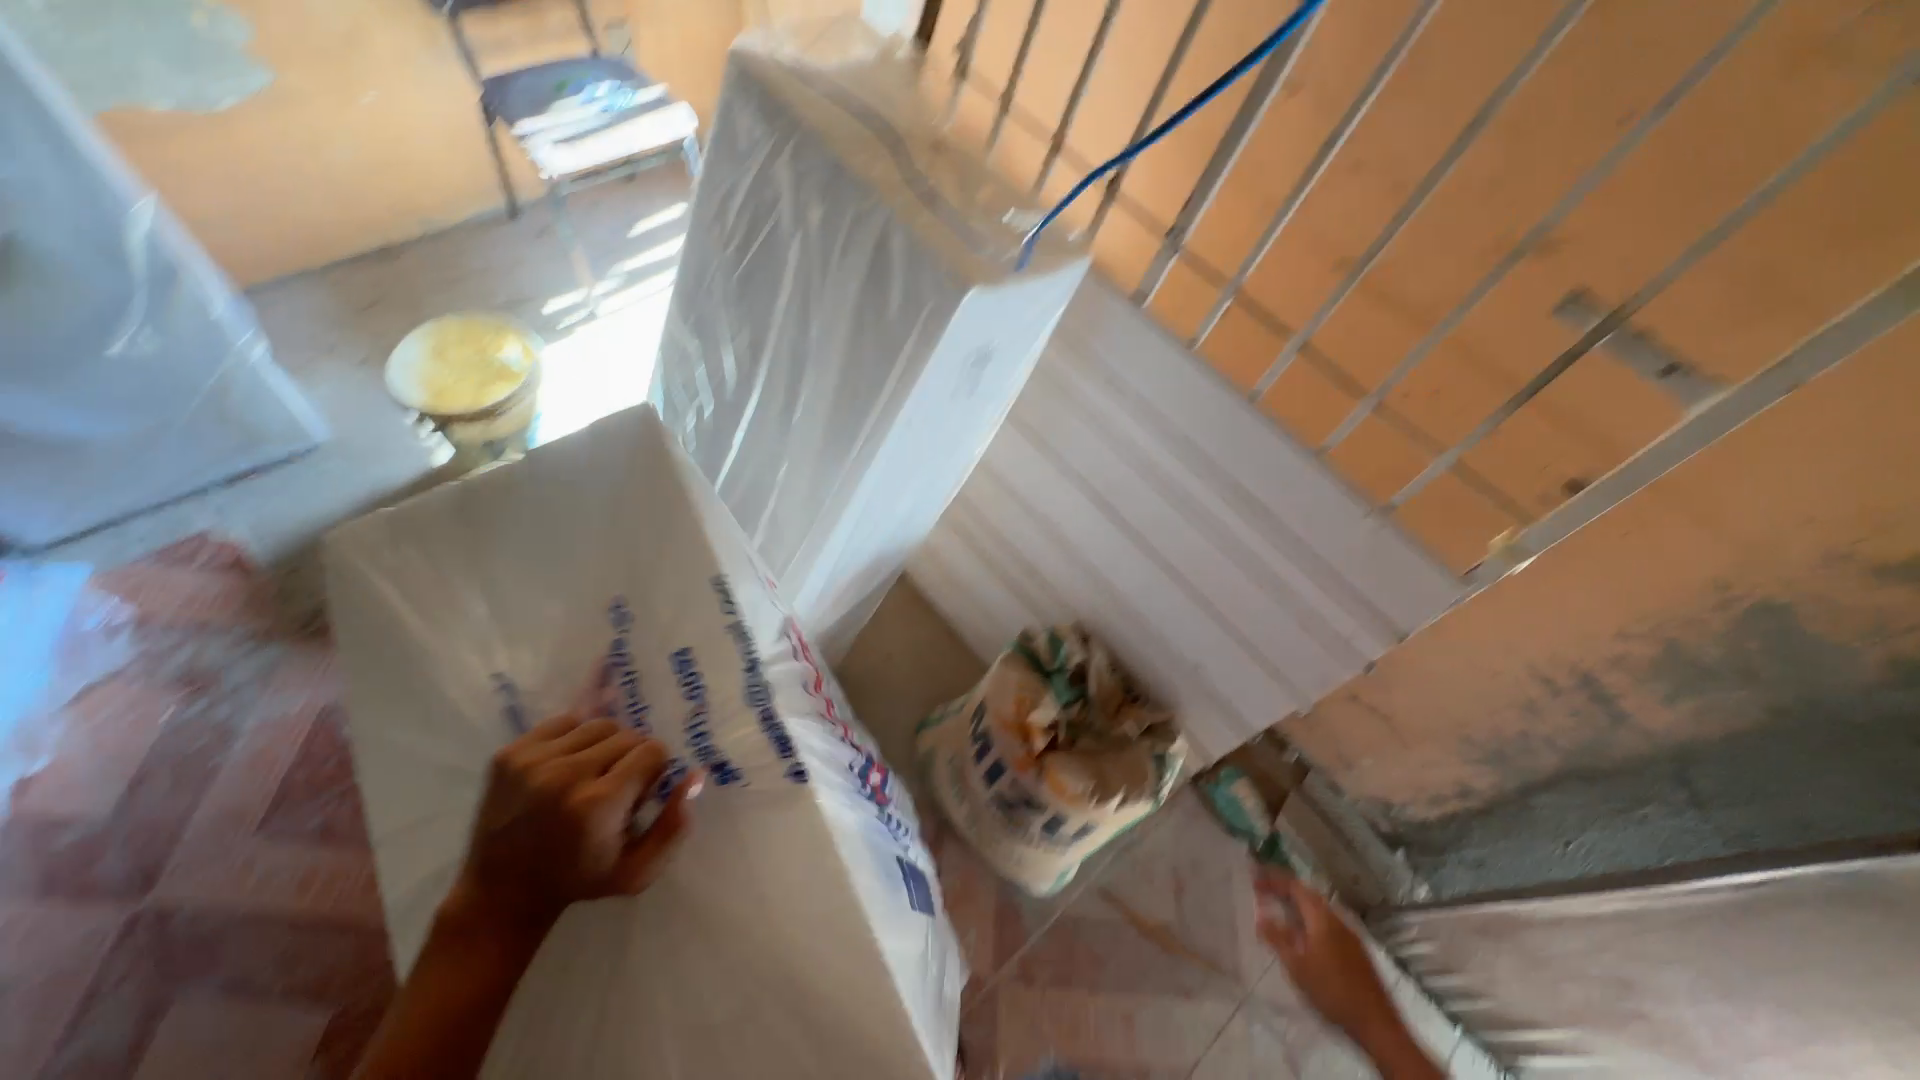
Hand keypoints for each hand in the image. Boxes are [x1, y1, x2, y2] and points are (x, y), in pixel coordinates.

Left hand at [445, 714, 701, 939]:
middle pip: (627, 735)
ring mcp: (533, 760)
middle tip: (618, 784)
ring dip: (605, 745)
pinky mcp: (510, 753)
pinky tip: (567, 765)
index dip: (653, 770)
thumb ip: (674, 826)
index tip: (639, 792)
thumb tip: (696, 775)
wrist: (502, 890)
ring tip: (594, 772)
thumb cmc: (580, 880)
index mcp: (599, 803)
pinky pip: (562, 722)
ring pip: (597, 725)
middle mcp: (566, 774)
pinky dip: (574, 739)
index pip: (652, 751)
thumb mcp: (638, 870)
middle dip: (631, 756)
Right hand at [1255, 870, 1401, 1049]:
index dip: (1274, 879)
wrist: (1375, 1021)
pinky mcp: (1354, 948)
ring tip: (1278, 907)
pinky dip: (1308, 917)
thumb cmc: (1331, 991)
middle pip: (1308, 894)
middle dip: (1285, 888)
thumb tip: (1260, 916)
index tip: (1254, 876)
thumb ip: (1278, 938)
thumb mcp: (1297, 966)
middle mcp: (1337, 920)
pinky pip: (1326, 921)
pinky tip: (1302, 932)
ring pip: (1318, 908)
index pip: (1295, 887)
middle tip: (1263, 888)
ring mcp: (1348, 934)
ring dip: (1297, 903)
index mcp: (1321, 919)